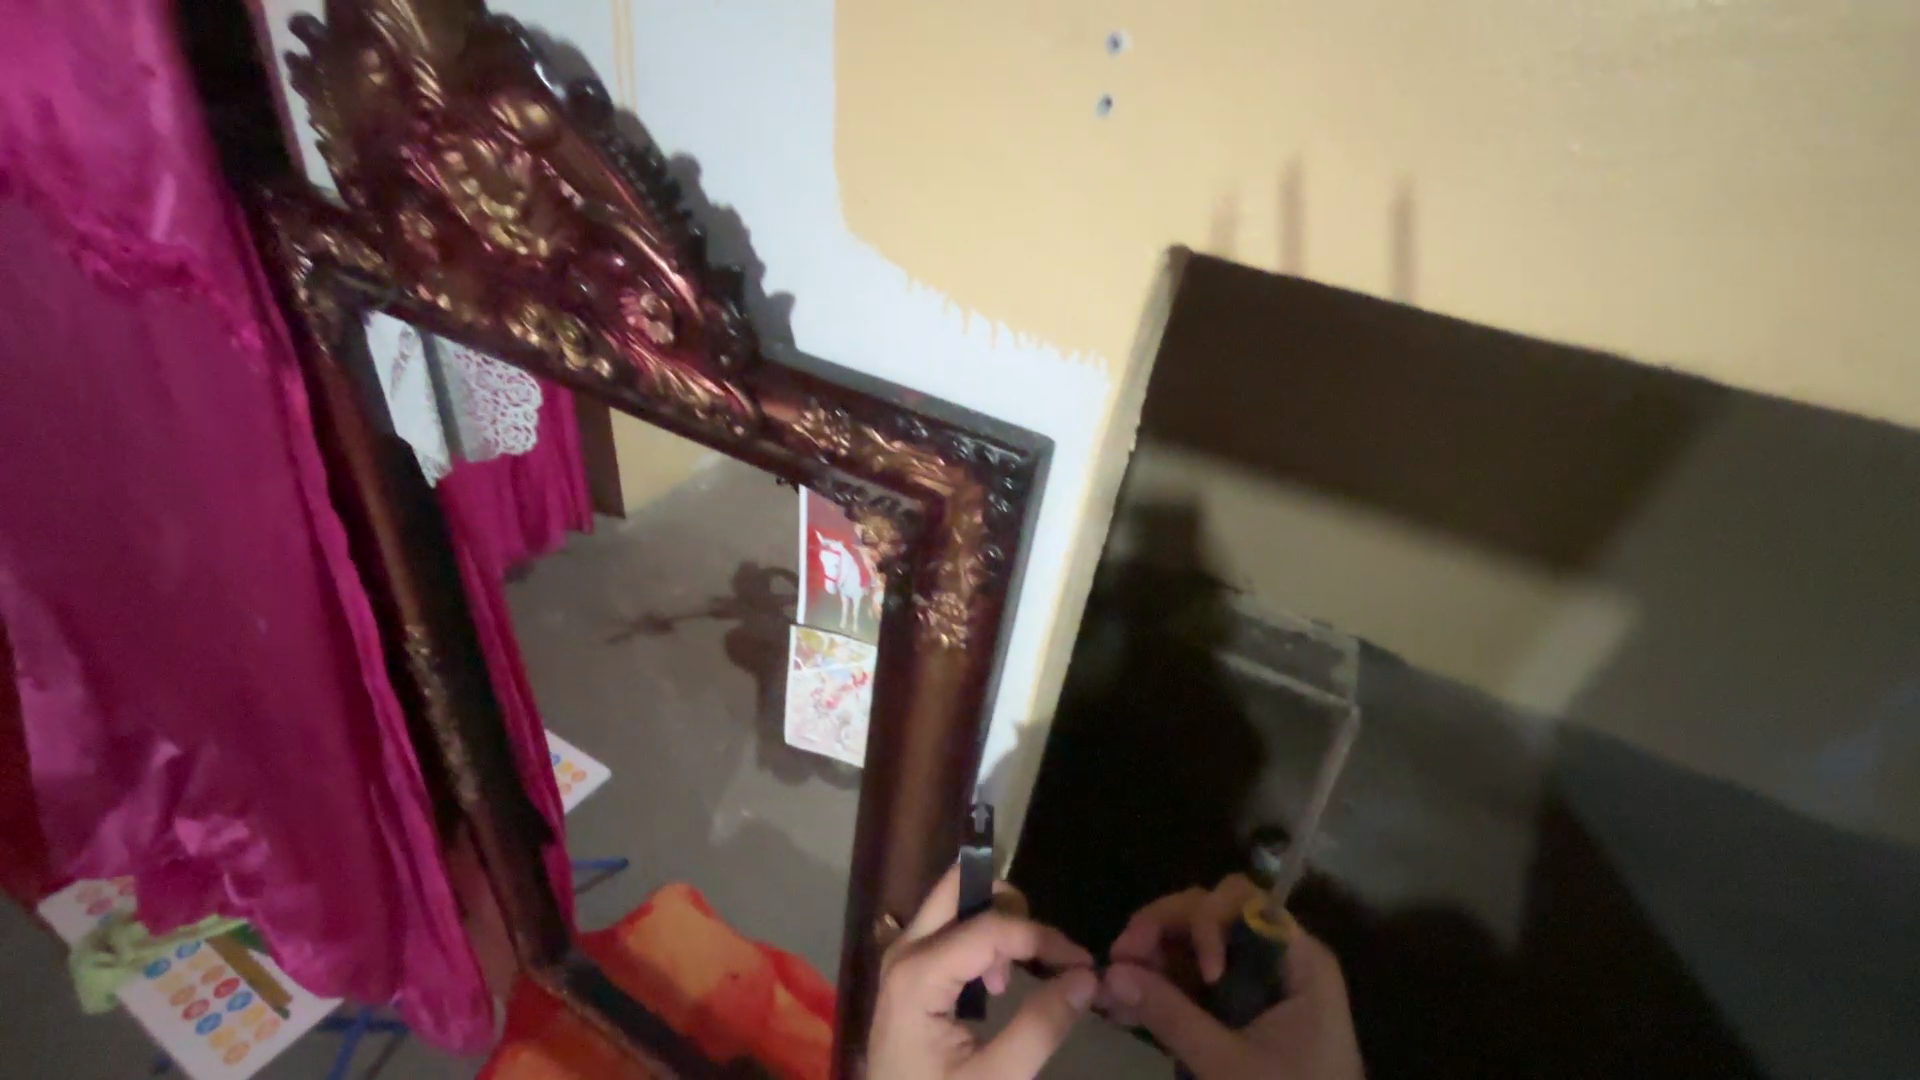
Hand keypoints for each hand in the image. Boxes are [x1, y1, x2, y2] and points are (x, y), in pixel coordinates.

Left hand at [867, 865, 1098, 1078]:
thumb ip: (1041, 1026)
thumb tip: (1087, 977)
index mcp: (918, 973)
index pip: (991, 926)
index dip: (1042, 937)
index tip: (1083, 961)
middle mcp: (905, 947)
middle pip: (960, 883)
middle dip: (1009, 904)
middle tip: (1040, 948)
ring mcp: (903, 954)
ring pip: (956, 899)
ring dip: (995, 921)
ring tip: (1011, 979)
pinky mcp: (910, 967)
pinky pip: (950, 925)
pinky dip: (982, 936)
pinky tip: (995, 983)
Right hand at [1100, 875, 1363, 1079]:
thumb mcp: (1230, 1068)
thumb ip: (1171, 1016)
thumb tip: (1110, 973)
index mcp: (1298, 958)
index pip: (1242, 900)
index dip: (1206, 919)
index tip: (1197, 972)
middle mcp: (1277, 957)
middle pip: (1210, 913)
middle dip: (1162, 931)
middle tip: (1120, 957)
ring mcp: (1254, 981)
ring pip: (1192, 942)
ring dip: (1152, 958)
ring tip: (1112, 988)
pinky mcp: (1237, 1008)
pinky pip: (1191, 977)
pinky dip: (1160, 985)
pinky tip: (1125, 1005)